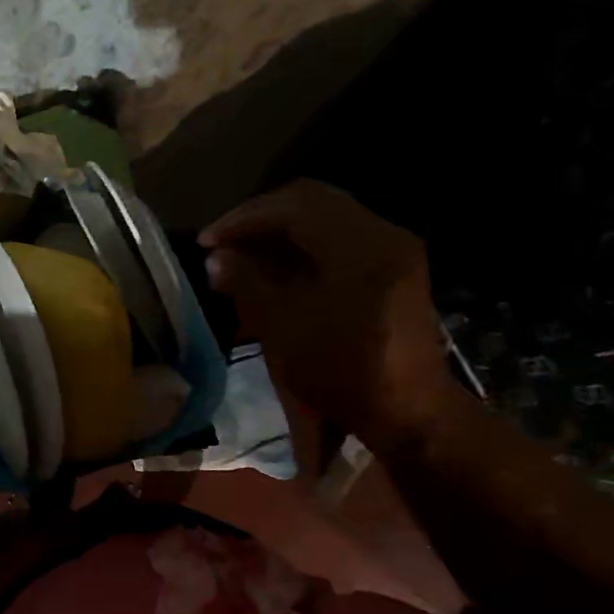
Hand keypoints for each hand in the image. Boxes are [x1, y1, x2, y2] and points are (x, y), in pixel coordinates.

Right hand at [198, 181, 459, 448]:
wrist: (407, 411)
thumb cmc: (342, 371)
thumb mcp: (284, 328)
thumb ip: (247, 283)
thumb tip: (216, 257)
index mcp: (360, 245)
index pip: (293, 207)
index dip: (243, 219)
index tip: (206, 242)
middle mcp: (382, 235)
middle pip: (312, 202)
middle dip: (260, 219)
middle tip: (222, 242)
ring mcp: (392, 251)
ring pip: (325, 218)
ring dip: (278, 231)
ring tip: (240, 256)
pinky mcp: (391, 269)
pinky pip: (338, 239)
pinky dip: (300, 246)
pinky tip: (273, 270)